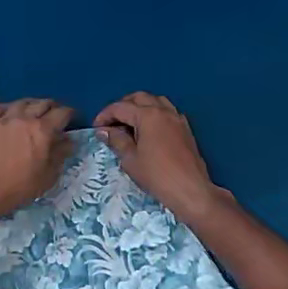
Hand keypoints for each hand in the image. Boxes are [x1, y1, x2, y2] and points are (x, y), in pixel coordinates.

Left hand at [0, 98, 74, 223]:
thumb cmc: (20, 186)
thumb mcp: (48, 175)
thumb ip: (60, 154)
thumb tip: (69, 141)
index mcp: (42, 130)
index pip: (62, 113)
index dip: (70, 113)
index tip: (73, 118)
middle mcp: (24, 118)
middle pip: (43, 103)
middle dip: (53, 106)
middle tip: (56, 114)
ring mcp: (4, 119)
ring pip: (22, 102)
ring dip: (33, 104)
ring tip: (35, 111)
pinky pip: (1, 108)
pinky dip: (10, 108)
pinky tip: (11, 113)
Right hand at [93, 92, 226, 215]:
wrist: (191, 190)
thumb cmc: (157, 176)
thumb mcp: (130, 159)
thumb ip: (116, 140)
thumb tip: (104, 130)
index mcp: (148, 115)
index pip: (120, 107)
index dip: (105, 115)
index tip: (96, 128)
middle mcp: (163, 110)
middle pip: (138, 98)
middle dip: (122, 106)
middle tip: (111, 123)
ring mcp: (177, 118)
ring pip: (155, 101)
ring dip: (139, 107)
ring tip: (129, 124)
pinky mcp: (185, 128)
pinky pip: (167, 111)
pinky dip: (154, 113)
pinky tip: (149, 130)